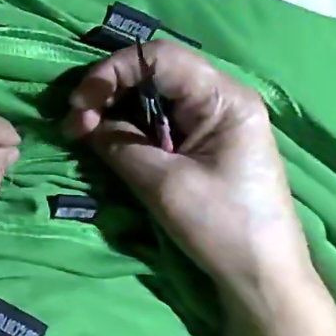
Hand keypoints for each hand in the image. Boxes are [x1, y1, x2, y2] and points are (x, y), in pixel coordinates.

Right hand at [62, 41, 309, 296]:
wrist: (261, 277)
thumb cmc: (222, 226)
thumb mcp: (163, 184)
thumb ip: (119, 145)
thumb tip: (85, 123)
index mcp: (224, 98)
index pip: (160, 58)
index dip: (113, 71)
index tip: (80, 103)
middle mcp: (219, 99)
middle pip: (153, 74)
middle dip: (108, 93)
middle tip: (74, 125)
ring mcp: (211, 123)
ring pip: (151, 99)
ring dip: (113, 113)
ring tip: (82, 136)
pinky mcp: (201, 145)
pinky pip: (158, 124)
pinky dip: (128, 130)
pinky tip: (106, 144)